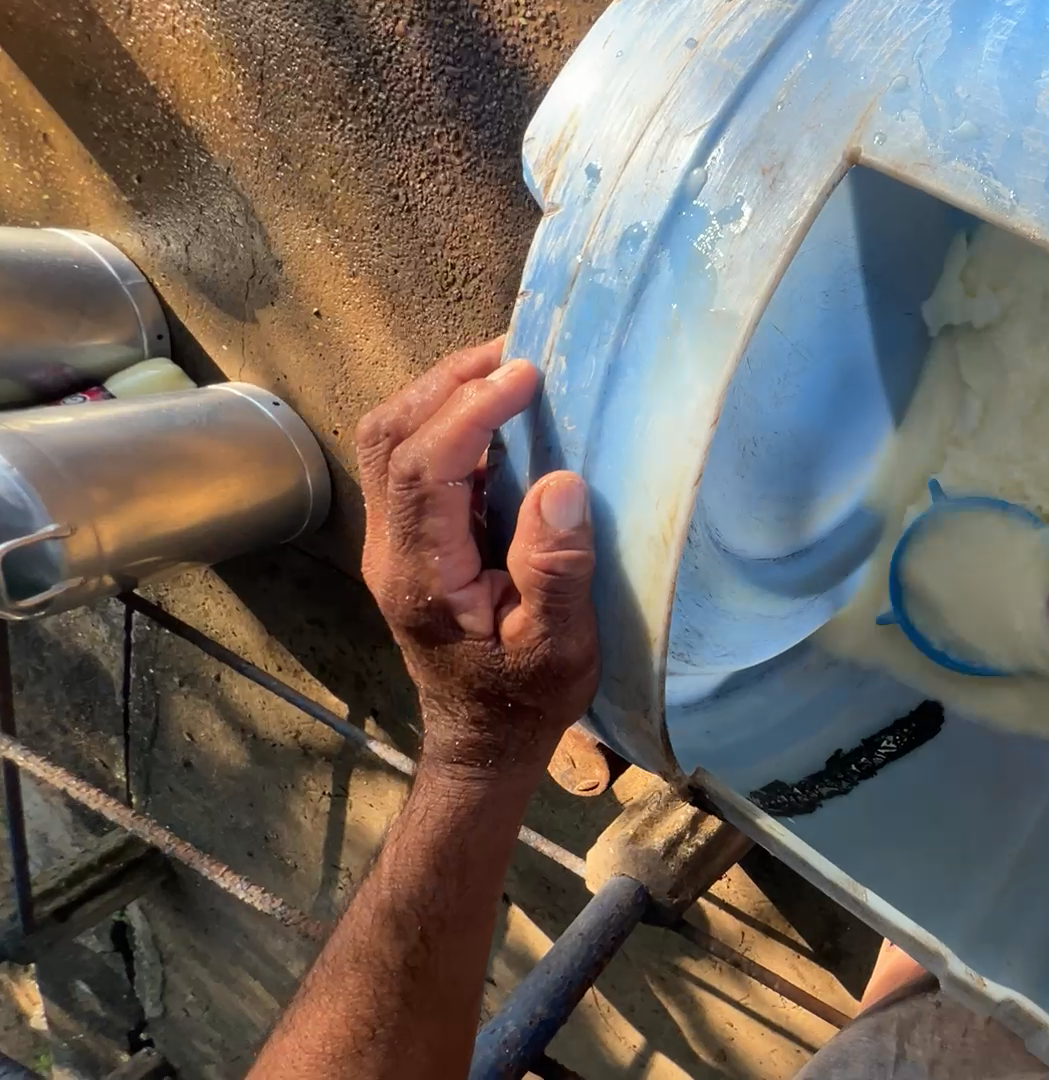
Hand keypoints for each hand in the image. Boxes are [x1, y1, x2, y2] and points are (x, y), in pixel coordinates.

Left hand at [355, 337, 598, 784]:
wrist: (486, 736)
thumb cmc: (530, 695)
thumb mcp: (560, 644)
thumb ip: (556, 569)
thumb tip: (562, 484)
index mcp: (426, 574)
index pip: (425, 468)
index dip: (470, 412)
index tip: (526, 376)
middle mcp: (394, 549)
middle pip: (390, 438)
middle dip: (448, 384)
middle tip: (516, 354)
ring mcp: (398, 542)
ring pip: (393, 442)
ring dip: (444, 395)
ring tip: (507, 371)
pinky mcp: (417, 540)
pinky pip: (417, 461)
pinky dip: (452, 421)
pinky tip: (498, 416)